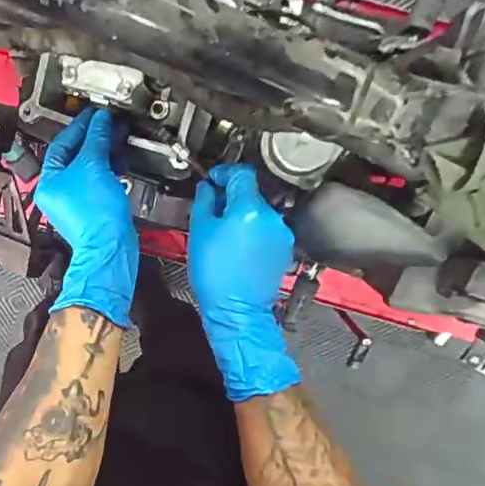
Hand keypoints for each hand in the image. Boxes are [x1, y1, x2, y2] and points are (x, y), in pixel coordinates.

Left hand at [36, 108, 137, 326]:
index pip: (62, 143)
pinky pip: (100, 180)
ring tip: (116, 137)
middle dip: (94, 138)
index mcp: (48, 182)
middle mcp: (59, 192)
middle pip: (76, 155)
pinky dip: (109, 168)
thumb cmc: (95, 218)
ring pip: (89, 168)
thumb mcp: (94, 167)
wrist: (111, 247)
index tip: (95, 114)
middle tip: (107, 123)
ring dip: (104, 151)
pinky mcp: (94, 209)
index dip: (80, 125)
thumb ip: (96, 139)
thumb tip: (100, 120)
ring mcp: (77, 202)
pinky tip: (119, 160)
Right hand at [188, 164, 300, 400]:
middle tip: (212, 208)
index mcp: (250, 209)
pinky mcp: (284, 250)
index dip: (224, 173)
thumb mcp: (200, 233)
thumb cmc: (216, 277)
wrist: (237, 312)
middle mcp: (272, 218)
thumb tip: (208, 188)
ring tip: (223, 231)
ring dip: (242, 215)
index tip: (213, 181)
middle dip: (232, 197)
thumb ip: (204, 202)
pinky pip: (267, 230)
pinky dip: (253, 230)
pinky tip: (237, 245)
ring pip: (259, 212)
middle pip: (252, 193)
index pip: (241, 173)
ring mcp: (281, 234)